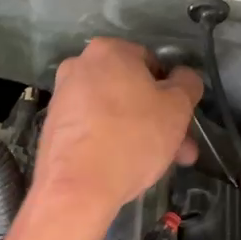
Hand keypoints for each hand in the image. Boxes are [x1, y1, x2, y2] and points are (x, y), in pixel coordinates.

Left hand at [32, 38, 202, 211]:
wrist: (77, 188)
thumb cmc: (132, 136)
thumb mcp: (177, 108)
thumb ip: (187, 84)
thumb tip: (184, 77)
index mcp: (109, 51)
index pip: (151, 62)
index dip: (172, 91)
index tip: (181, 118)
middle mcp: (80, 66)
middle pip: (131, 90)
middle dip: (158, 119)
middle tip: (179, 148)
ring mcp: (62, 98)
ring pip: (113, 112)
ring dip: (138, 133)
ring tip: (160, 165)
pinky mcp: (53, 129)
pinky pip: (93, 129)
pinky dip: (111, 142)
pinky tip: (127, 168)